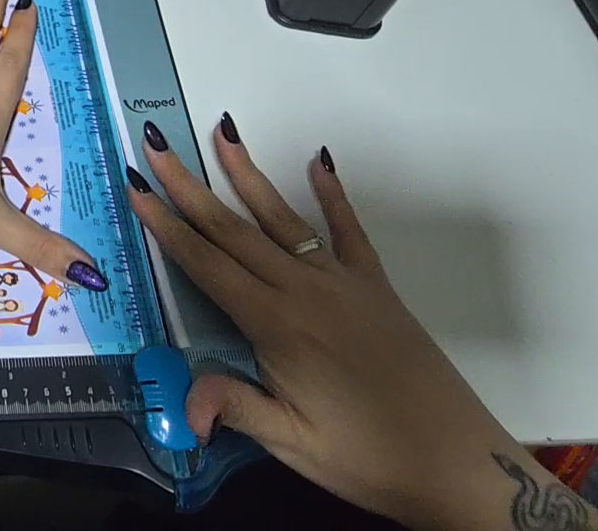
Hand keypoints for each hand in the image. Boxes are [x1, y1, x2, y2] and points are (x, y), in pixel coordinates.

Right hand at [125, 117, 547, 528]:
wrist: (461, 467)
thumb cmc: (370, 459)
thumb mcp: (295, 444)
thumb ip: (236, 409)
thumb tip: (184, 405)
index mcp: (275, 324)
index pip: (205, 263)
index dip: (165, 224)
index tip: (136, 186)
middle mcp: (303, 290)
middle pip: (232, 227)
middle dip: (187, 184)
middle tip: (156, 143)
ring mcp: (341, 281)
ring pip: (281, 216)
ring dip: (246, 173)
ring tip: (223, 131)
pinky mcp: (374, 285)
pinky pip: (348, 230)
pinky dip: (333, 193)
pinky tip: (320, 160)